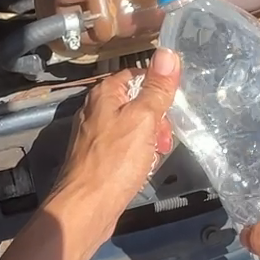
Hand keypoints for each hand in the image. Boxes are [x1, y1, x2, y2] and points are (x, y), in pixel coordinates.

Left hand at [48, 49, 180, 233]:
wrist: (86, 207)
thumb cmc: (115, 161)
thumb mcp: (143, 119)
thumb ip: (156, 88)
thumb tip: (168, 52)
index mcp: (104, 94)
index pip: (137, 75)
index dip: (158, 88)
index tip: (172, 106)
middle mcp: (95, 110)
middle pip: (137, 103)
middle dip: (156, 120)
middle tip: (160, 139)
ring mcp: (94, 135)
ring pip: (133, 128)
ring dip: (149, 141)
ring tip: (152, 157)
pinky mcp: (98, 158)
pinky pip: (125, 148)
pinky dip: (137, 156)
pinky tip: (141, 170)